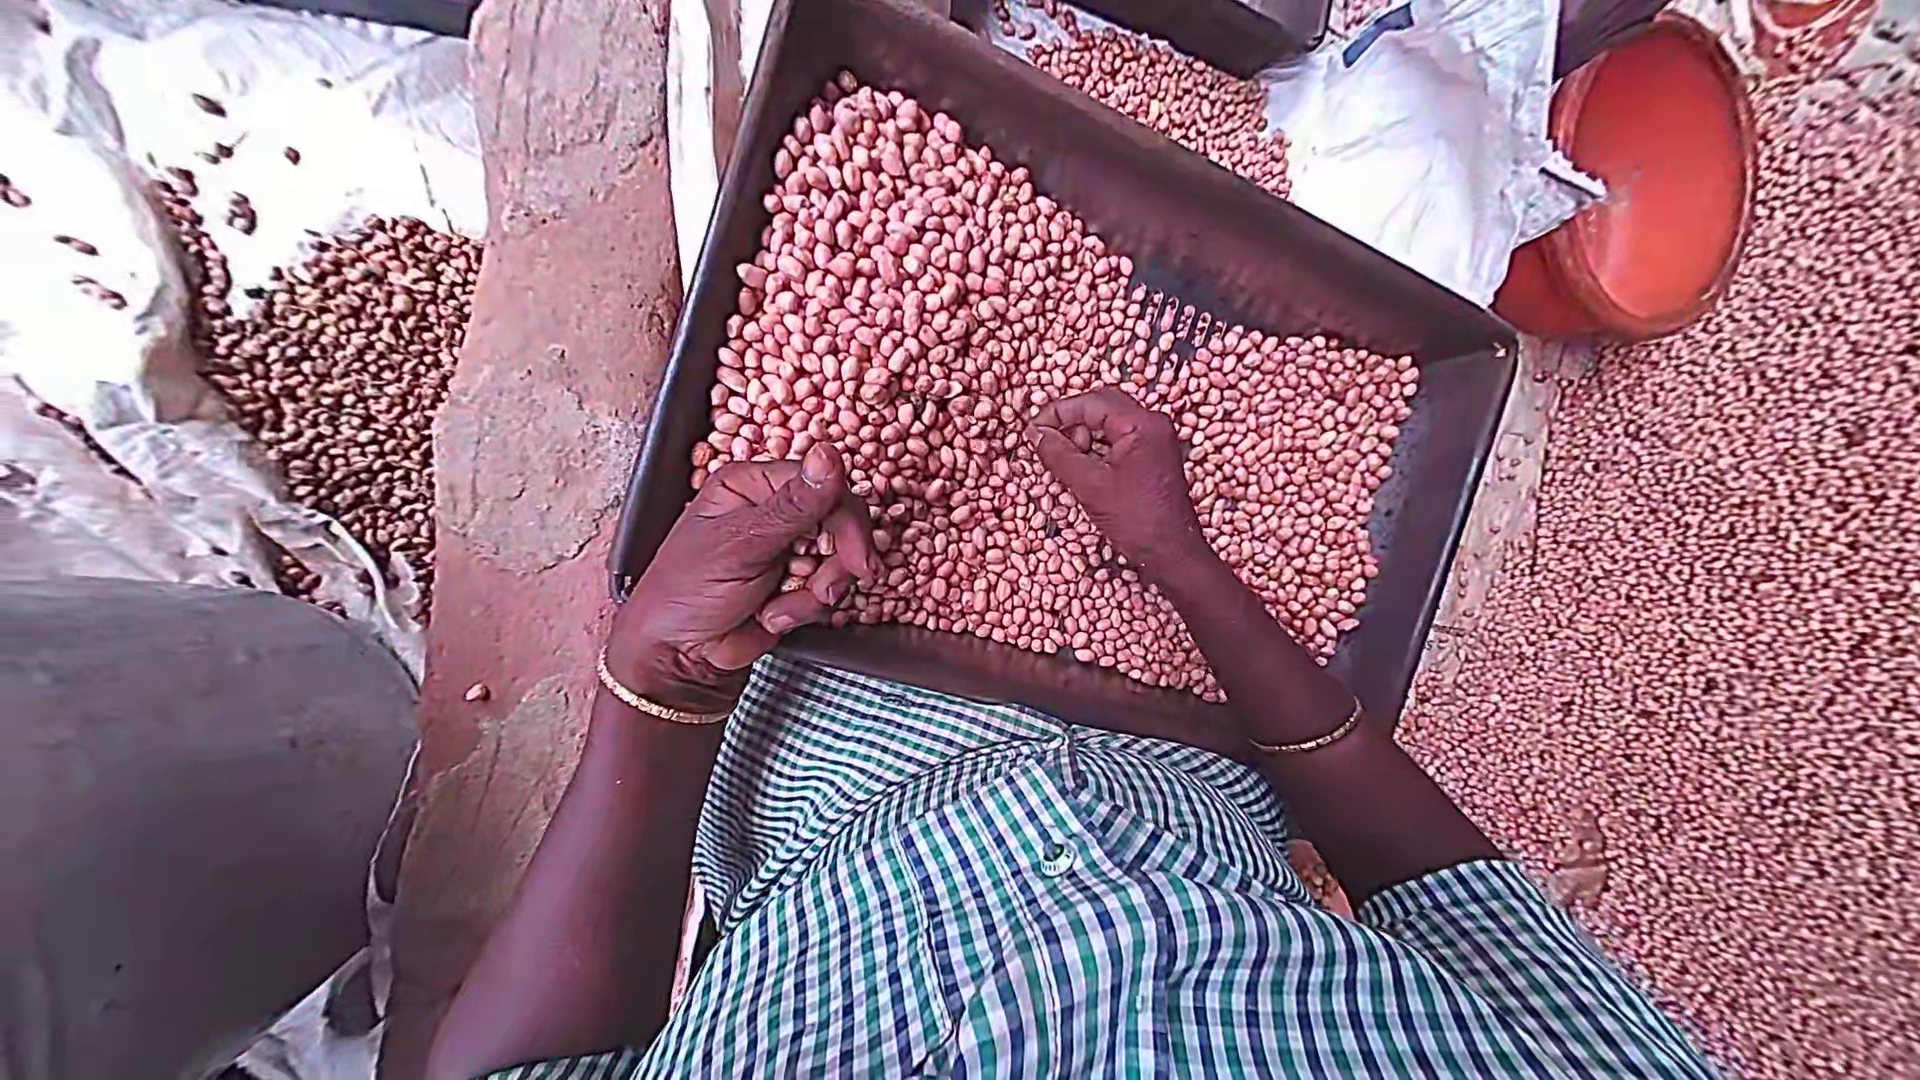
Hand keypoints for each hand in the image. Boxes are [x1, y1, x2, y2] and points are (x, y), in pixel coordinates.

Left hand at [605, 443, 879, 713]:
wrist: (679, 656)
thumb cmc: (685, 592)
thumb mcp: (741, 544)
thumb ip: (792, 506)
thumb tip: (828, 458)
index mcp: (753, 485)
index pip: (823, 484)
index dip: (846, 522)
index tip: (856, 558)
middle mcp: (775, 509)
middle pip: (840, 522)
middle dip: (836, 562)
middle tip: (823, 590)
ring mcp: (788, 546)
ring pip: (839, 559)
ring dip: (816, 592)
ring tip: (779, 608)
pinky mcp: (797, 580)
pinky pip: (829, 588)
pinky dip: (807, 608)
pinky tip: (774, 615)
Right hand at [1026, 388, 1209, 582]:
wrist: (1171, 552)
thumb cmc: (1138, 521)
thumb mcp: (1089, 485)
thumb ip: (1059, 455)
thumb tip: (1036, 435)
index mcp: (1141, 425)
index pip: (1091, 402)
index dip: (1057, 412)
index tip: (1035, 428)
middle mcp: (1152, 425)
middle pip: (1100, 407)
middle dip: (1070, 424)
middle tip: (1048, 444)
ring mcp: (1155, 440)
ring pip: (1108, 423)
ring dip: (1083, 438)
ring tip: (1066, 463)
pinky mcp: (1152, 456)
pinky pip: (1118, 440)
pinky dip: (1096, 449)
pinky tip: (1082, 470)